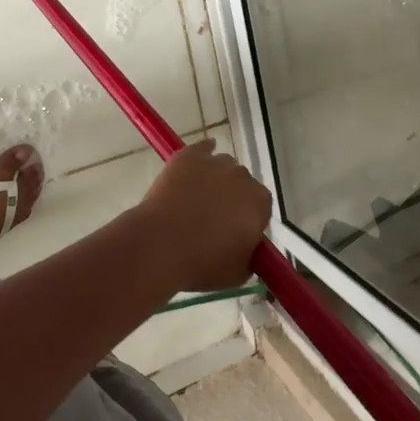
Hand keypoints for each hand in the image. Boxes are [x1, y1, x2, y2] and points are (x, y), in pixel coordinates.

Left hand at [135, 141, 271, 292]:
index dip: (247, 219)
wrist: (159, 245)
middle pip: (242, 184)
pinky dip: (202, 153)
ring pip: (222, 166)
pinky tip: (197, 161)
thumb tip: (245, 246)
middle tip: (212, 220)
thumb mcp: (237, 273)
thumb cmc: (201, 263)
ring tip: (195, 199)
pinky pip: (203, 147)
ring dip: (215, 179)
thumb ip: (249, 255)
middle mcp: (242, 177)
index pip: (260, 207)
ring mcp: (215, 162)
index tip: (232, 233)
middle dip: (231, 198)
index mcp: (259, 203)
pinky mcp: (190, 155)